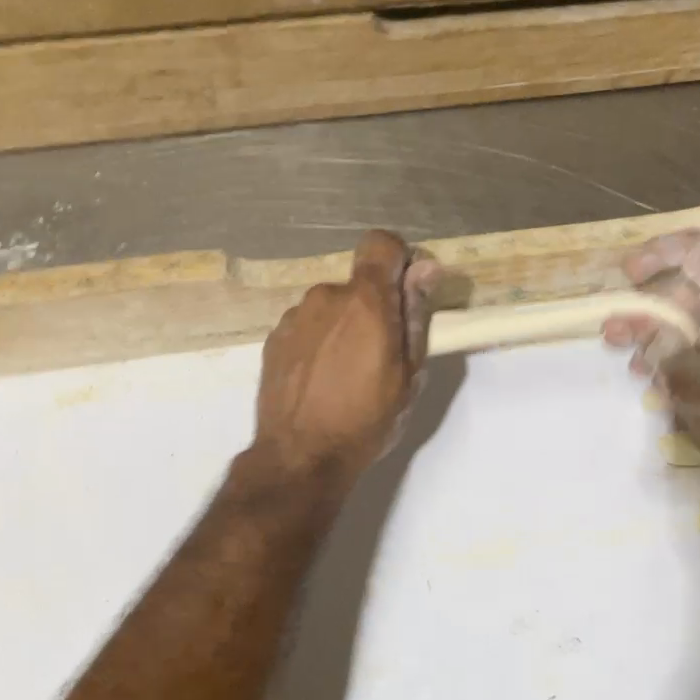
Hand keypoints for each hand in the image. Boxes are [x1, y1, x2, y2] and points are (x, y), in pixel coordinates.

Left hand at [252, 231, 441, 477]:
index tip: (405, 295)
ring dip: (342, 328)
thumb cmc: (367, 420)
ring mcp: (294, 317)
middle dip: (372, 309)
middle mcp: (326, 297)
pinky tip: (321, 382)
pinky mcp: (274, 339)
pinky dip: (318, 344)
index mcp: (365, 301)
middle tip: (380, 357)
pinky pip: (307, 328)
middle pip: (356, 285)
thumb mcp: (408, 374)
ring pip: (330, 308)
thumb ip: (416, 315)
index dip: (397, 260)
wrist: (300, 456)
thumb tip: (426, 267)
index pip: (381, 244)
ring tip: (347, 375)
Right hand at [601, 230, 699, 468]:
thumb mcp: (687, 376)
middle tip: (613, 335)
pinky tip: (665, 380)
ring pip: (699, 319)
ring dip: (663, 338)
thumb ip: (657, 343)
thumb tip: (634, 324)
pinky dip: (687, 352)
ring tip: (636, 369)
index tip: (626, 278)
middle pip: (690, 289)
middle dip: (647, 312)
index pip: (695, 248)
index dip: (655, 255)